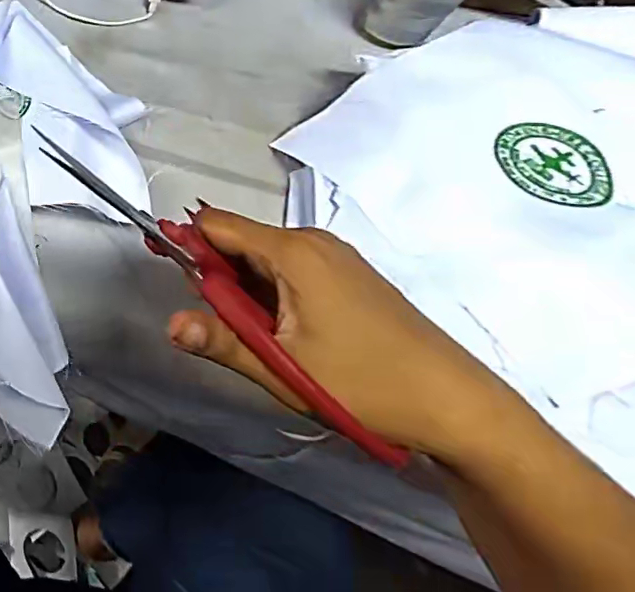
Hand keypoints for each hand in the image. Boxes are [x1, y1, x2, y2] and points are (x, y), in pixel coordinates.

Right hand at [166, 207, 526, 465]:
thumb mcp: (283, 368)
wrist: (464, 410)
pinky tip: (291, 331)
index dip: (187, 245)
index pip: (214, 224)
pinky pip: (289, 265)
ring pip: (261, 255)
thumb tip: (171, 324)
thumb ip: (220, 340)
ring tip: (266, 336)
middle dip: (219, 275)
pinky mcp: (348, 272)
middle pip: (236, 239)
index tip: (177, 277)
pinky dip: (273, 290)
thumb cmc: (369, 385)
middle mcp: (312, 240)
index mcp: (292, 251)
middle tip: (229, 324)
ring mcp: (334, 255)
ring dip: (246, 287)